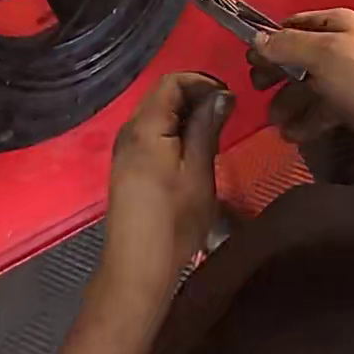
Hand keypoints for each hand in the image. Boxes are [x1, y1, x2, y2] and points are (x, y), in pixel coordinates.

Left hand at [105, 72, 234, 279]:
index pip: (172, 81)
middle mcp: (129, 131)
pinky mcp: (127, 165)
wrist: (136, 273)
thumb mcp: (199, 171)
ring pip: (158, 112)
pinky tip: (193, 149)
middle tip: (225, 113)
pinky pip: (152, 131)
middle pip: (163, 94)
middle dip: (196, 95)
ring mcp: (125, 149)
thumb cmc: (173, 222)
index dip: (202, 81)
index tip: (228, 98)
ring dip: (187, 113)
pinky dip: (175, 129)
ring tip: (214, 130)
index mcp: (145, 127)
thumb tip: (222, 94)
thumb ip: (207, 126)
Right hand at [256, 8, 353, 164]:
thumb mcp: (324, 54)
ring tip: (277, 123)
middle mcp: (342, 46)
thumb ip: (287, 45)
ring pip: (309, 87)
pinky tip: (295, 136)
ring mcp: (350, 77)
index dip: (270, 39)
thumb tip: (256, 38)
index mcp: (336, 24)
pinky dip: (308, 121)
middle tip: (257, 91)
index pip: (294, 25)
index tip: (249, 59)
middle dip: (277, 74)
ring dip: (290, 103)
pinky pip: (324, 110)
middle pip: (299, 57)